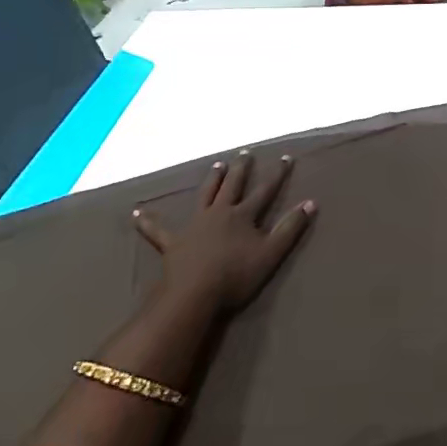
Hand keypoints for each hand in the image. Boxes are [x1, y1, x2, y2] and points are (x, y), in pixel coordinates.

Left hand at [134, 152, 315, 315]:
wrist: (195, 292)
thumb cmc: (236, 275)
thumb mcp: (271, 253)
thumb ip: (290, 228)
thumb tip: (310, 203)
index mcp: (243, 216)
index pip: (264, 191)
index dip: (276, 175)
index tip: (285, 158)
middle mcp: (219, 212)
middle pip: (232, 185)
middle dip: (241, 169)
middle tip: (245, 153)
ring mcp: (195, 224)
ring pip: (205, 195)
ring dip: (212, 179)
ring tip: (218, 165)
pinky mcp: (174, 241)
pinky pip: (158, 230)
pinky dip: (147, 221)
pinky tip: (136, 213)